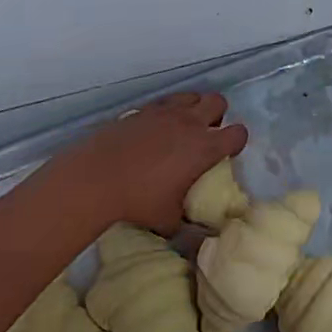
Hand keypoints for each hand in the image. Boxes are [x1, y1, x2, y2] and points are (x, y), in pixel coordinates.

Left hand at [37, 91, 247, 235]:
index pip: (238, 133)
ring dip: (193, 108)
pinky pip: (163, 102)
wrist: (93, 180)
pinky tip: (156, 129)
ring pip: (191, 95)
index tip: (227, 154)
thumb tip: (199, 236)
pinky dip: (167, 111)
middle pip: (218, 101)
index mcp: (205, 148)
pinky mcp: (139, 111)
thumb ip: (189, 223)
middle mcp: (188, 123)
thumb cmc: (138, 201)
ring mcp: (163, 113)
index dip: (236, 142)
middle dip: (217, 115)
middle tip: (207, 134)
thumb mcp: (170, 220)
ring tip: (183, 127)